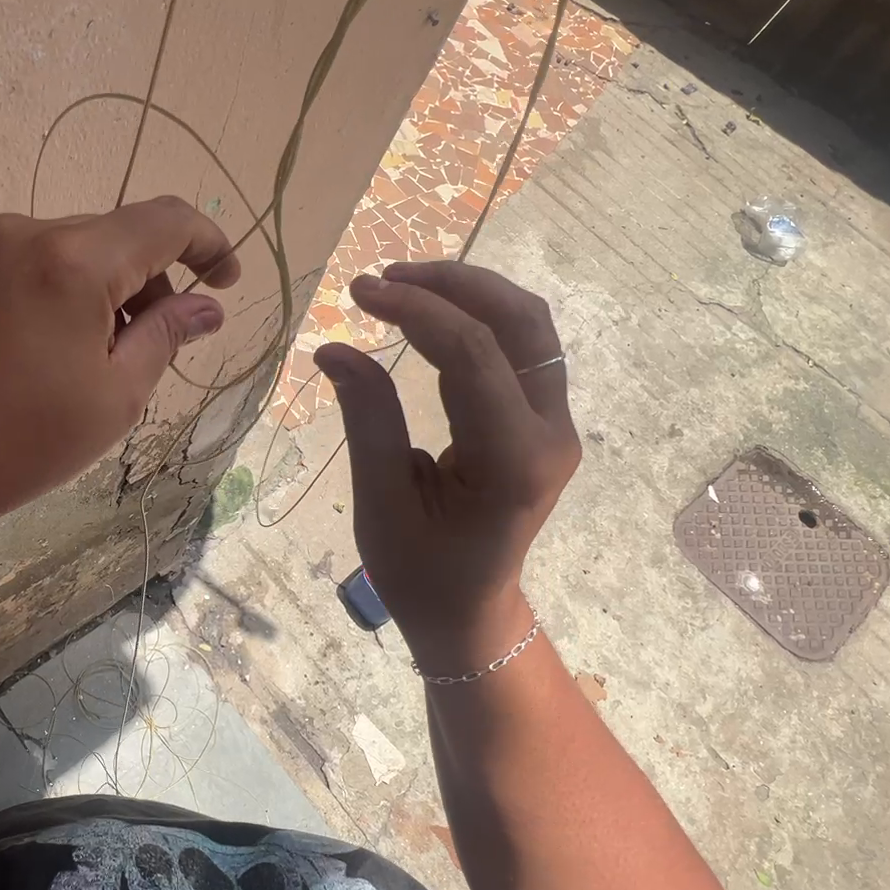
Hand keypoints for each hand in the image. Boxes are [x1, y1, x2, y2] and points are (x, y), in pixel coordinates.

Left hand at [0, 196, 240, 530]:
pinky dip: (73, 295)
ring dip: (113, 293)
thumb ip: (166, 335)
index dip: (208, 244)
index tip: (226, 283)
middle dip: (155, 284)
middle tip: (156, 351)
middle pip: (121, 237)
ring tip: (103, 364)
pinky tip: (62, 354)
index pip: (165, 221)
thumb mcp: (116, 395)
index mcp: (75, 260)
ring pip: (82, 251)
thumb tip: (205, 305)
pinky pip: (44, 265)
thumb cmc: (25, 442)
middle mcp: (31, 233)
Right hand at [315, 262, 578, 670]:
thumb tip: (335, 349)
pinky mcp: (542, 425)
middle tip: (384, 277)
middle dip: (452, 284)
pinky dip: (474, 322)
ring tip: (401, 286)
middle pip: (521, 321)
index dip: (414, 310)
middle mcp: (550, 433)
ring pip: (528, 328)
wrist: (469, 612)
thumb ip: (368, 420)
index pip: (472, 354)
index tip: (358, 292)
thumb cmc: (419, 573)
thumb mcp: (382, 504)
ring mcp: (555, 426)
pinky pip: (519, 352)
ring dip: (467, 295)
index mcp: (512, 460)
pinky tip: (428, 318)